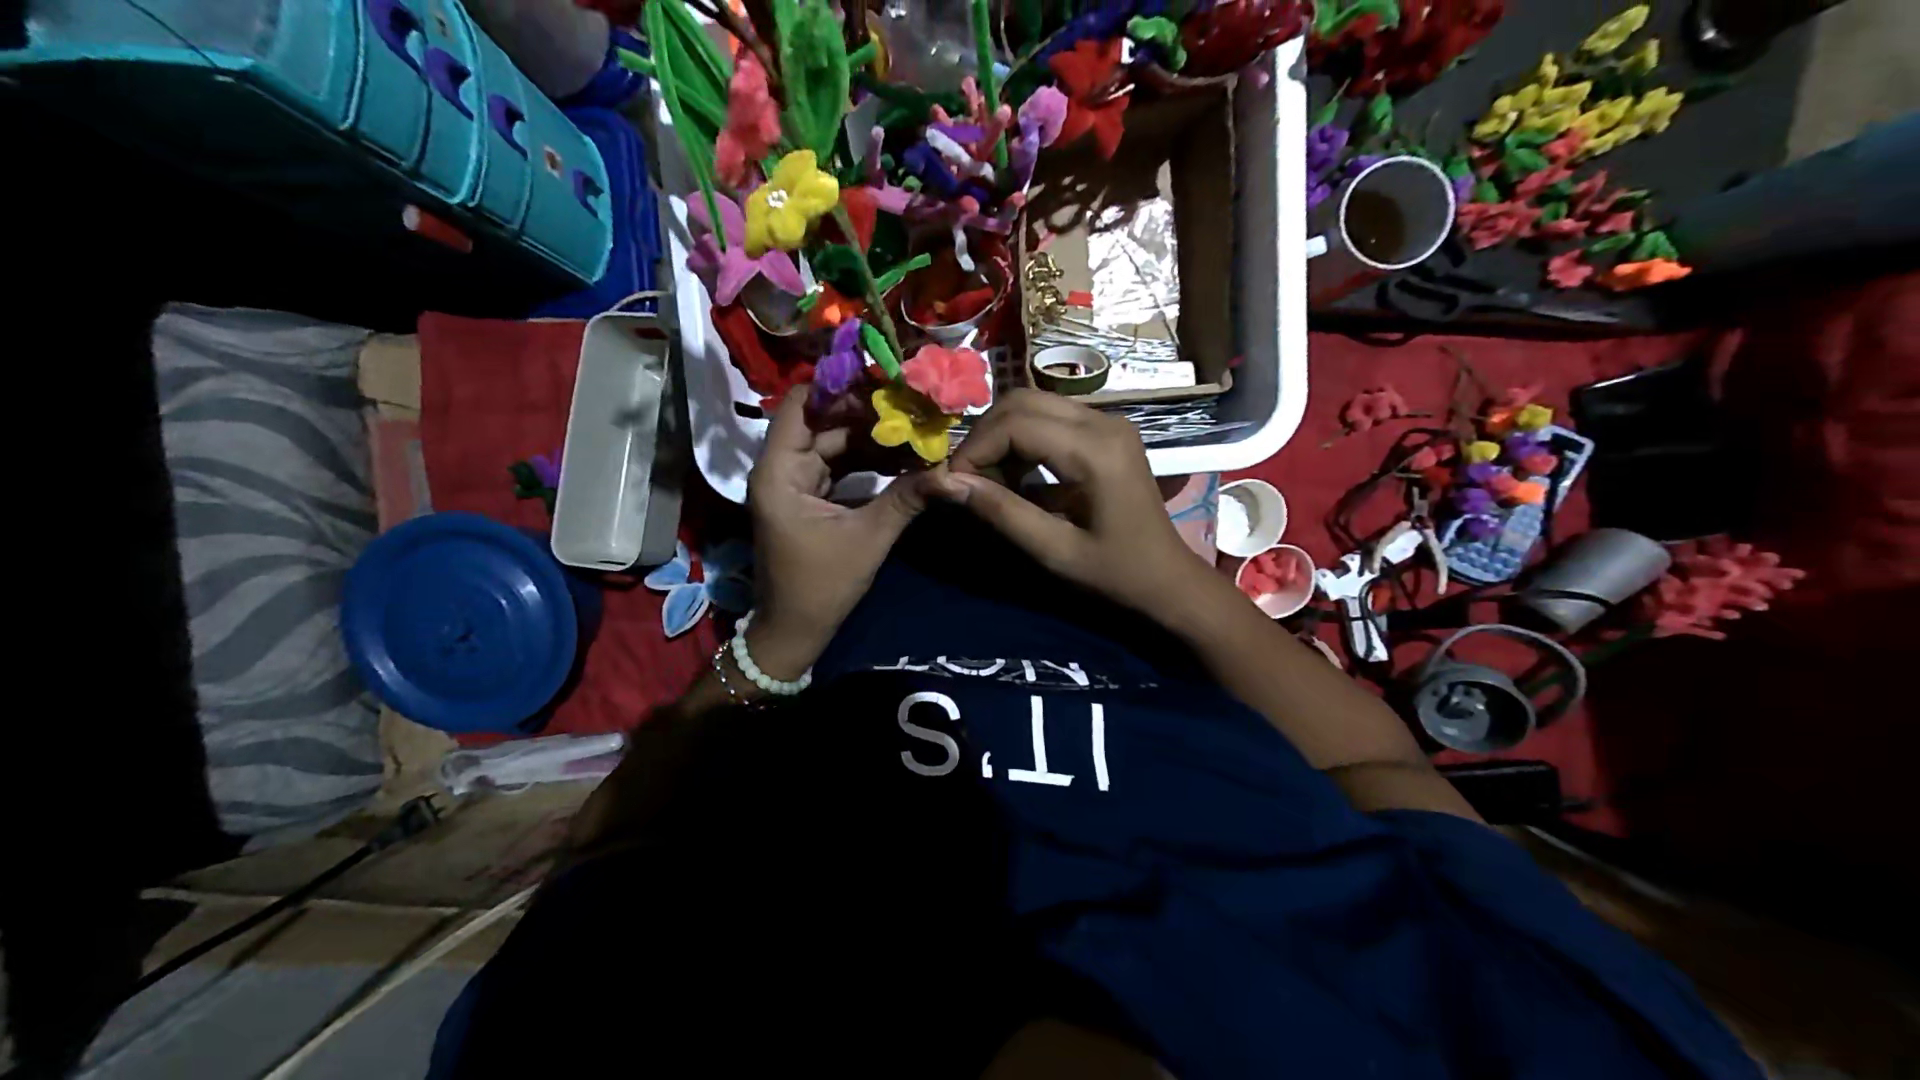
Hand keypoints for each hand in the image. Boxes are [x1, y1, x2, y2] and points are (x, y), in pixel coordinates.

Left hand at [746, 387, 947, 678]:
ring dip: (872, 438)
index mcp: (780, 471)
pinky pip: (838, 466)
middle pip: (823, 422)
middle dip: (869, 415)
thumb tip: (952, 474)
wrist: (794, 630)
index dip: (841, 390)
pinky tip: (902, 458)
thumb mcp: (868, 539)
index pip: (802, 405)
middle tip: (915, 409)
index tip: (887, 387)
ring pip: (834, 443)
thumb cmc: (820, 586)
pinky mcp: (809, 497)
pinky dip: (867, 461)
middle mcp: (781, 468)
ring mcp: (795, 482)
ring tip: (916, 430)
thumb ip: (907, 499)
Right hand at [946, 390, 1214, 622]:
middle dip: (985, 436)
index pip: (1015, 424)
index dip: (976, 449)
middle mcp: (1103, 422)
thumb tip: (947, 483)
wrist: (1167, 576)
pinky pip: (1050, 416)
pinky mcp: (1106, 429)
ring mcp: (1107, 421)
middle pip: (1021, 401)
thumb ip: (1001, 512)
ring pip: (1033, 404)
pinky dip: (1022, 437)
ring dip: (1002, 435)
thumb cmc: (1115, 572)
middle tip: (968, 479)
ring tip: (989, 479)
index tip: (955, 483)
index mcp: (1095, 451)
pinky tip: (1016, 474)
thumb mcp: (1054, 550)